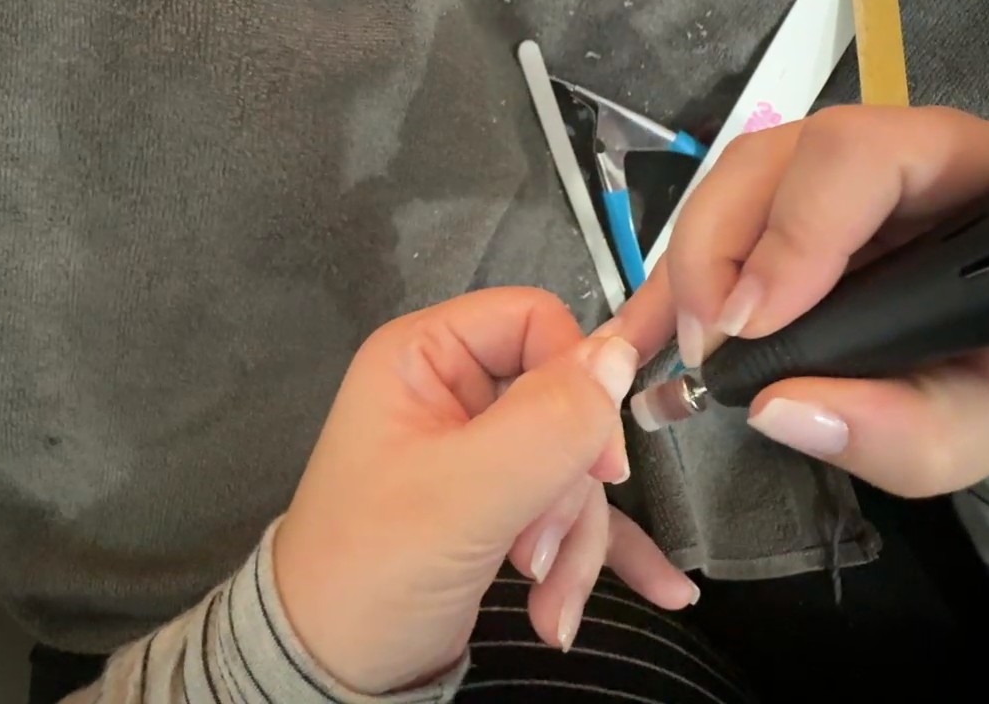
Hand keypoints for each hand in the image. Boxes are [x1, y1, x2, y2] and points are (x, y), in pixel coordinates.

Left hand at [275, 288, 697, 694]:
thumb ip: (545, 422)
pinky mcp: (499, 498)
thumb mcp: (461, 495)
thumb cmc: (372, 567)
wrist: (331, 668)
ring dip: (574, 536)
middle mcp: (453, 388)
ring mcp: (478, 446)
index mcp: (426, 354)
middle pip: (561, 399)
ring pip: (571, 461)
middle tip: (538, 548)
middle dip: (565, 488)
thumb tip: (618, 353)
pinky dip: (595, 550)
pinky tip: (656, 588)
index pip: (532, 320)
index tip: (601, 462)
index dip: (579, 378)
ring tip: (545, 600)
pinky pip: (568, 506)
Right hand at [612, 106, 988, 497]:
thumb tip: (775, 409)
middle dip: (712, 255)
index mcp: (967, 171)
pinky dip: (667, 284)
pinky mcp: (775, 211)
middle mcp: (880, 151)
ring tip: (684, 348)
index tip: (753, 324)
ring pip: (722, 187)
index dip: (794, 229)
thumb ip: (907, 430)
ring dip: (685, 269)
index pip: (859, 155)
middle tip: (707, 347)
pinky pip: (706, 227)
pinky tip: (641, 334)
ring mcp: (817, 175)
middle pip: (762, 163)